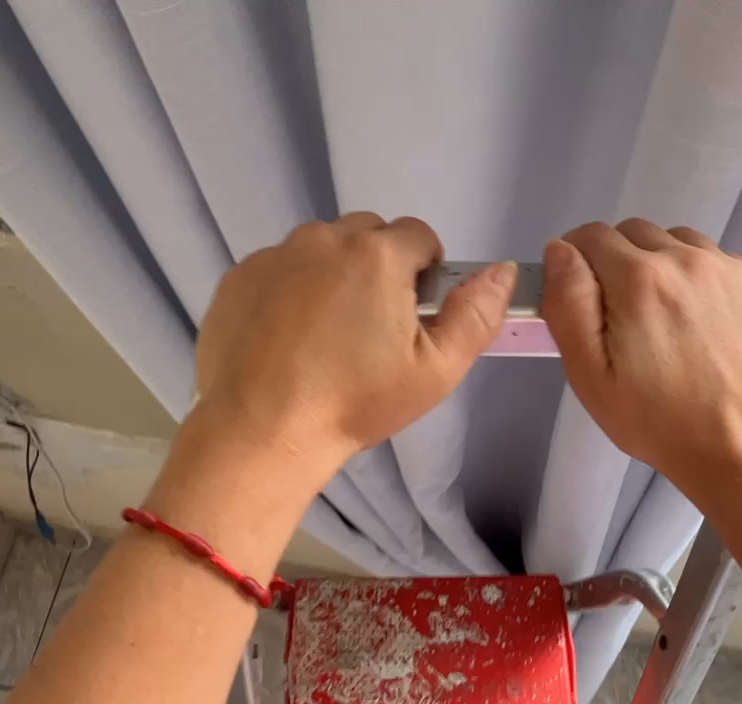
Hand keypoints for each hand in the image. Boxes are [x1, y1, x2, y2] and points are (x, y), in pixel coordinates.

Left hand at [190, 212, 516, 479]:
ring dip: (333, 276)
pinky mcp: (237, 278)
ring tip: (326, 337)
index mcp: (377, 255)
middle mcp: (322, 239)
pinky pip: (279, 269)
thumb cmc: (356, 404)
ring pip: (320, 249)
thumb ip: (476, 315)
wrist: (263, 431)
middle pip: (368, 235)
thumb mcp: (434, 371)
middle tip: (372, 330)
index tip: (414, 317)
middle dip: (380, 269)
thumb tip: (504, 270)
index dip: (426, 273)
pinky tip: (288, 340)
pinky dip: (290, 291)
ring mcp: (274, 256)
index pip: (419, 236)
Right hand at [541, 219, 741, 504]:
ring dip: (662, 268)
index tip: (579, 294)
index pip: (591, 236)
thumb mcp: (590, 377)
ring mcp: (733, 269)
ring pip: (680, 244)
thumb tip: (559, 250)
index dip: (575, 260)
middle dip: (617, 262)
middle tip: (621, 318)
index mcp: (640, 280)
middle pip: (636, 233)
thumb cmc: (657, 422)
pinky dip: (702, 284)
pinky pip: (720, 264)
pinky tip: (705, 330)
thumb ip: (569, 305)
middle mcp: (689, 260)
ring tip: (665, 322)